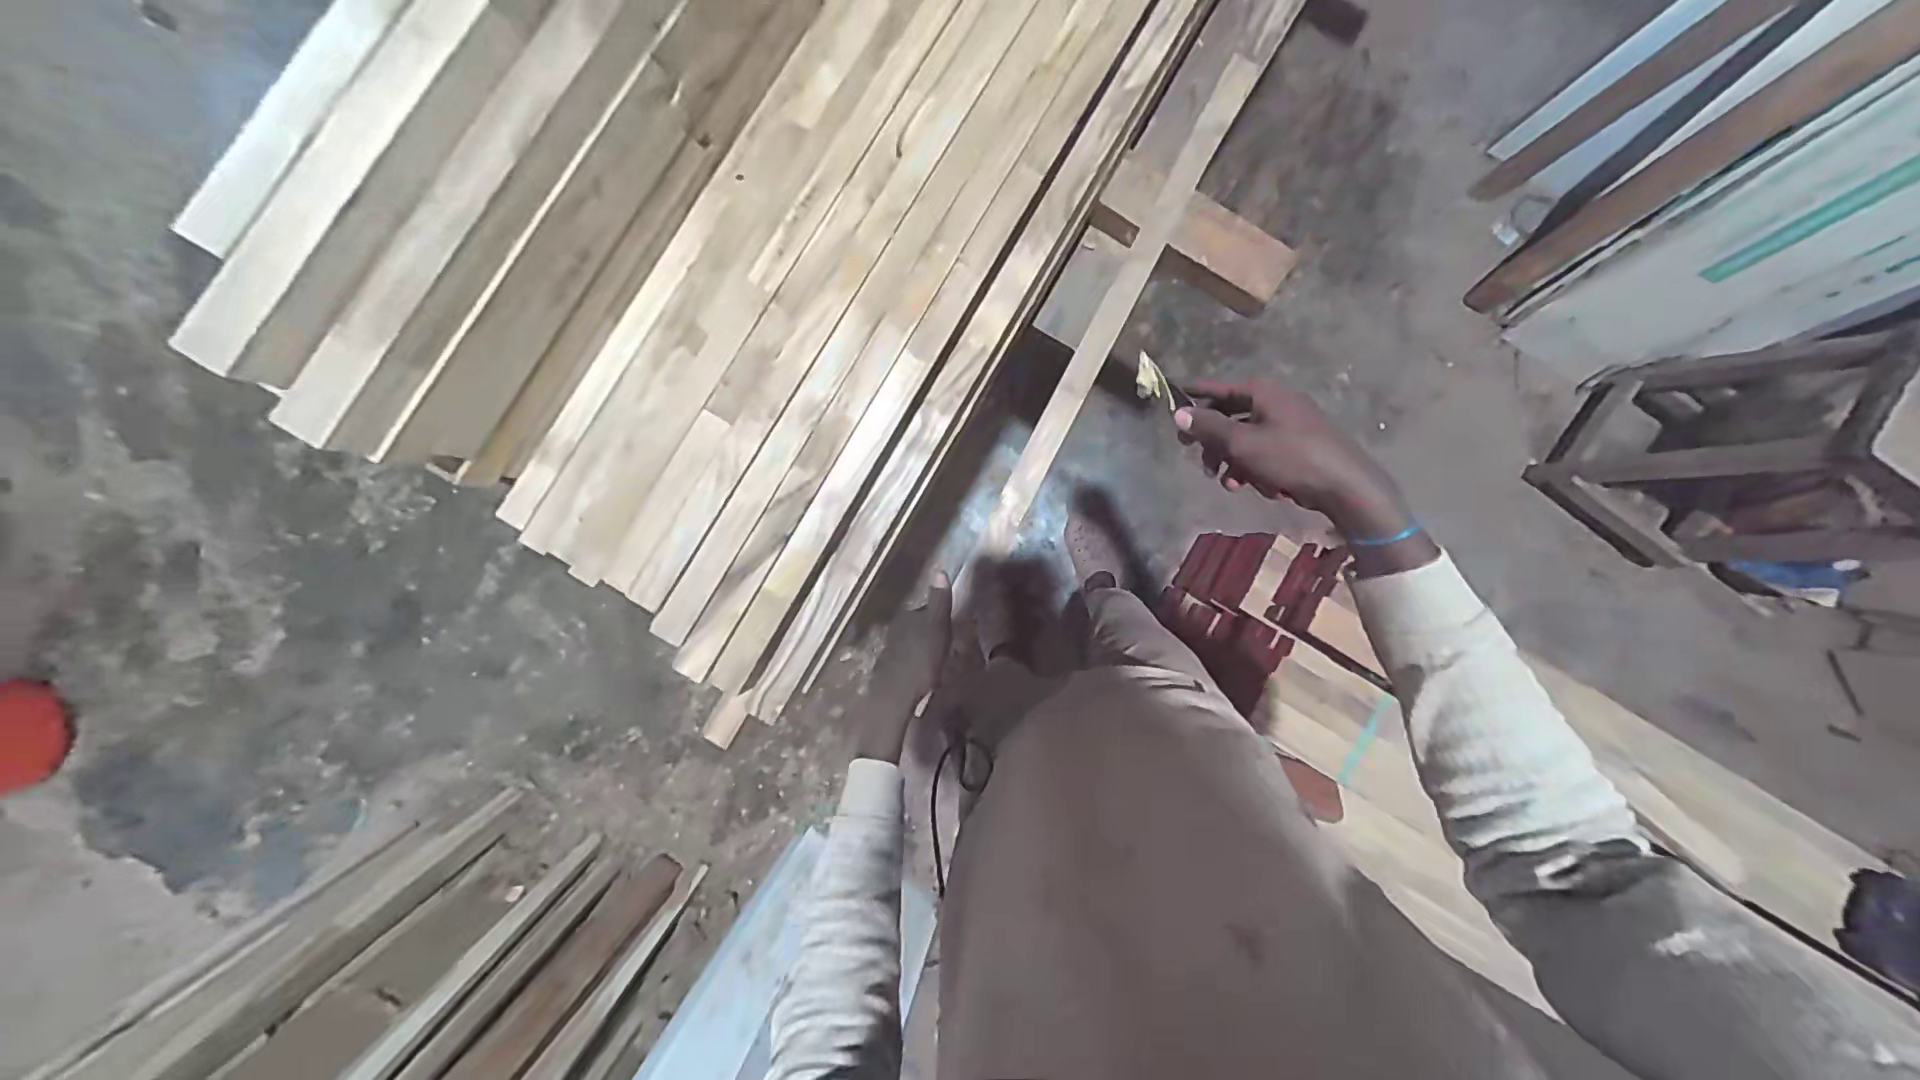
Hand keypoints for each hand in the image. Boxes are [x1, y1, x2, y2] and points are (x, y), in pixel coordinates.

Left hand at [856, 572, 953, 762]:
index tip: (951, 624)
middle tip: (947, 643)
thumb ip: (939, 601)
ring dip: (921, 650)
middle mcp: (895, 631)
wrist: (894, 698)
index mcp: (908, 618)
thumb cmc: (921, 660)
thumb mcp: (937, 627)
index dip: (939, 616)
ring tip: (938, 660)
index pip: (926, 610)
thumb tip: (940, 570)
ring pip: (910, 645)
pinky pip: (906, 663)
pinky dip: (915, 665)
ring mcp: (889, 653)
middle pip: (916, 627)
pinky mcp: (888, 673)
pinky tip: (924, 676)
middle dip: (928, 633)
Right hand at [1174, 380, 1437, 575]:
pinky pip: (1262, 454)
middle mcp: (1275, 403)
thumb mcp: (1242, 443)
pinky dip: (1253, 469)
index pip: (1218, 389)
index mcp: (1263, 393)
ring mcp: (1287, 425)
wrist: (1344, 485)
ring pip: (1243, 441)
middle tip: (1201, 462)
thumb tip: (1179, 414)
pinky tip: (1254, 487)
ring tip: (1230, 484)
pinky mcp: (1296, 447)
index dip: (1193, 398)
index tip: (1172, 407)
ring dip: (1232, 463)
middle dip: (1213, 444)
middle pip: (1229, 418)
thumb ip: (1208, 427)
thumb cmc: (1290, 457)